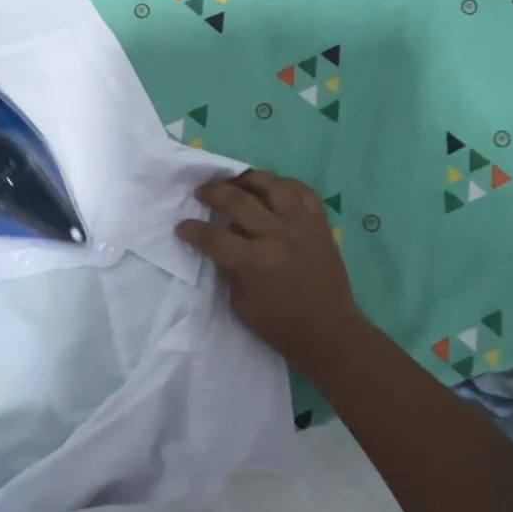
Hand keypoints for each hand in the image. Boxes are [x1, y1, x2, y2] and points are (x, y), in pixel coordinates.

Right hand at [175, 170, 369, 370]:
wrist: (330, 332)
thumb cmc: (281, 325)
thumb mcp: (241, 303)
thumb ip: (229, 269)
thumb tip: (222, 243)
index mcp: (255, 261)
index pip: (214, 237)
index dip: (192, 230)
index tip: (181, 227)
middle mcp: (278, 236)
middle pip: (239, 200)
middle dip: (214, 193)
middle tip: (202, 193)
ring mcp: (302, 226)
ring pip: (274, 185)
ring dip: (250, 179)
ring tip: (237, 182)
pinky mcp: (321, 225)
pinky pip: (304, 192)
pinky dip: (286, 185)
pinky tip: (273, 188)